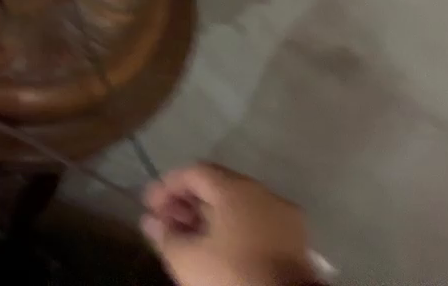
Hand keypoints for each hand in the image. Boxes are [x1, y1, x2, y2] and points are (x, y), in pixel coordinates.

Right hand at [142, 163, 314, 285]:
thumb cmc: (234, 277)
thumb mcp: (187, 259)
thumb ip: (164, 235)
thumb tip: (150, 221)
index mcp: (236, 188)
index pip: (193, 172)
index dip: (166, 187)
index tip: (150, 209)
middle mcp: (263, 193)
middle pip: (216, 186)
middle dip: (187, 203)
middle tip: (168, 224)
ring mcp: (285, 217)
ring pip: (238, 205)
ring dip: (210, 217)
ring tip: (191, 239)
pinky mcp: (297, 243)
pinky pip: (256, 222)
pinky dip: (234, 229)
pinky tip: (220, 249)